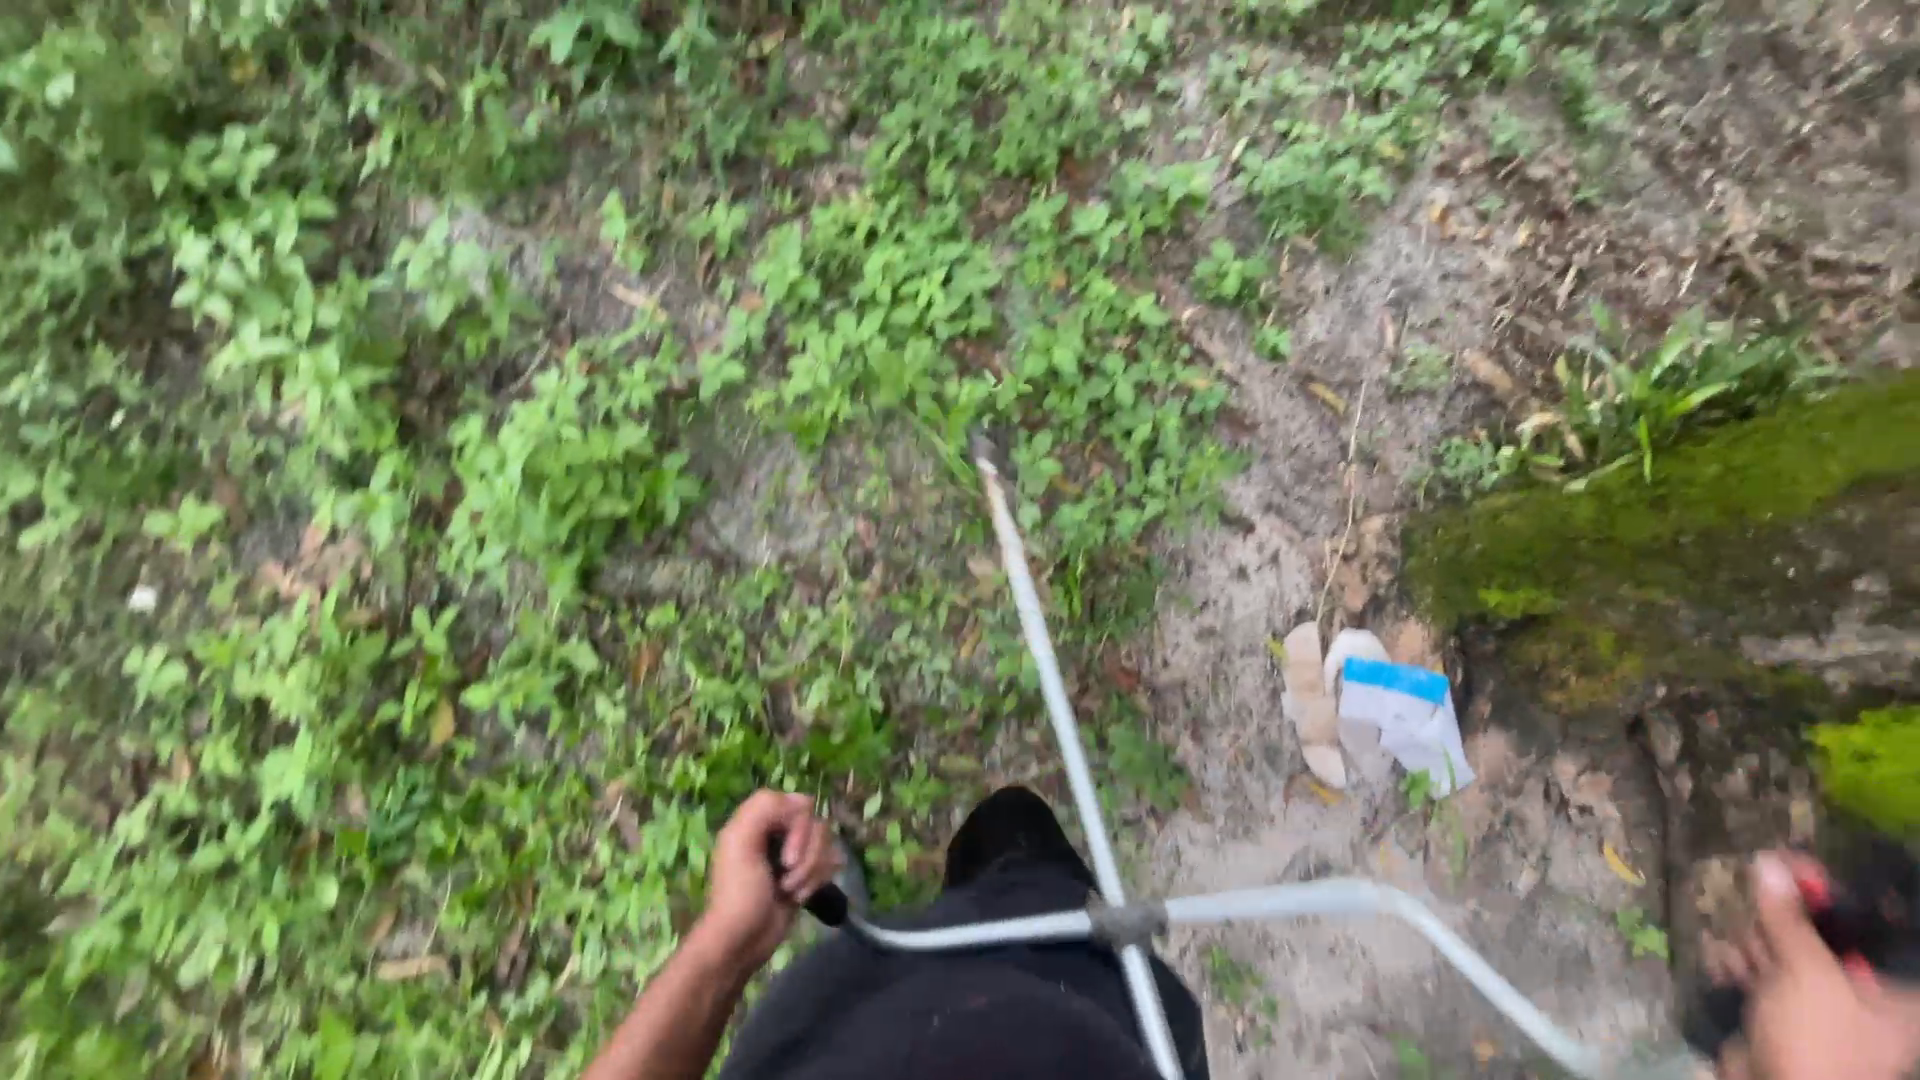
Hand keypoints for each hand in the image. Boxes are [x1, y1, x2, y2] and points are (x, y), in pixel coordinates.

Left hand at [691, 791, 841, 972]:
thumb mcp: (740, 842)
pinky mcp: (807, 873)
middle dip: (807, 856)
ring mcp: (795, 853)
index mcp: (760, 818)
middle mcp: (779, 831)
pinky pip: (830, 863)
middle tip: (786, 878)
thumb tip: (803, 802)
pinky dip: (818, 881)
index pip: (801, 804)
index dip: (801, 829)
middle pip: (818, 825)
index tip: (787, 857)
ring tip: (790, 892)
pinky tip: (801, 897)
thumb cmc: (738, 893)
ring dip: (811, 872)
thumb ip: (764, 808)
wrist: (743, 941)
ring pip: (826, 845)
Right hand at [1707, 852, 1919, 1079]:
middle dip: (1775, 927)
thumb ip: (1787, 918)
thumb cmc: (1817, 1038)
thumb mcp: (1806, 974)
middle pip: (1810, 929)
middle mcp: (1859, 988)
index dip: (1829, 890)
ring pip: (1774, 943)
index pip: (1866, 922)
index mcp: (1891, 986)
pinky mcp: (1777, 1004)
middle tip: (1765, 942)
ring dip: (1749, 947)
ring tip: (1746, 967)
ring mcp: (1815, 998)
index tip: (1791, 859)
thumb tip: (1767, 862)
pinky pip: (1751, 964)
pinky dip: (1735, 964)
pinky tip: (1730, 974)